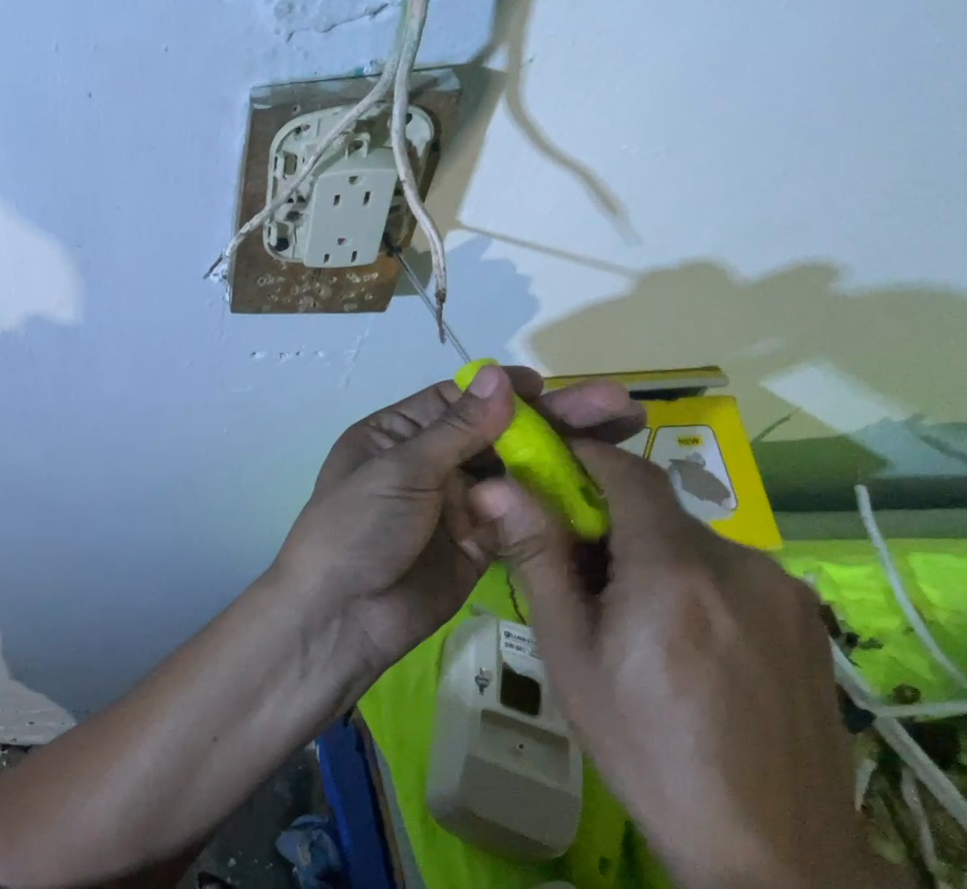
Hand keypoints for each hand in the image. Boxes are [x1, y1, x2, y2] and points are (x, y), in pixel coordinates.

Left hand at [273, 365, 643, 680]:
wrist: (343, 612)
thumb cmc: (356, 527)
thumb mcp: (400, 470)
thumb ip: (456, 429)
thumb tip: (499, 376)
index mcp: (394, 435)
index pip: (457, 403)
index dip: (506, 394)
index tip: (554, 388)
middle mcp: (427, 464)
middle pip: (497, 435)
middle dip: (554, 420)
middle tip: (620, 407)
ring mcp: (456, 504)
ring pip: (518, 473)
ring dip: (568, 457)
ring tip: (629, 436)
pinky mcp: (481, 543)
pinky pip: (525, 516)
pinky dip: (560, 504)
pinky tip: (609, 488)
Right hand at [480, 442, 906, 888]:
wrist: (768, 842)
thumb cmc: (642, 742)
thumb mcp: (568, 651)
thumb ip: (536, 558)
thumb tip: (494, 486)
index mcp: (674, 567)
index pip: (627, 471)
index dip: (579, 454)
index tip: (536, 463)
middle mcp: (741, 564)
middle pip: (656, 512)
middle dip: (603, 521)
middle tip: (561, 567)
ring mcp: (783, 593)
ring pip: (691, 544)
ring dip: (644, 555)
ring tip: (614, 614)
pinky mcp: (805, 622)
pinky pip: (728, 575)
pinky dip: (685, 582)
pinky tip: (668, 639)